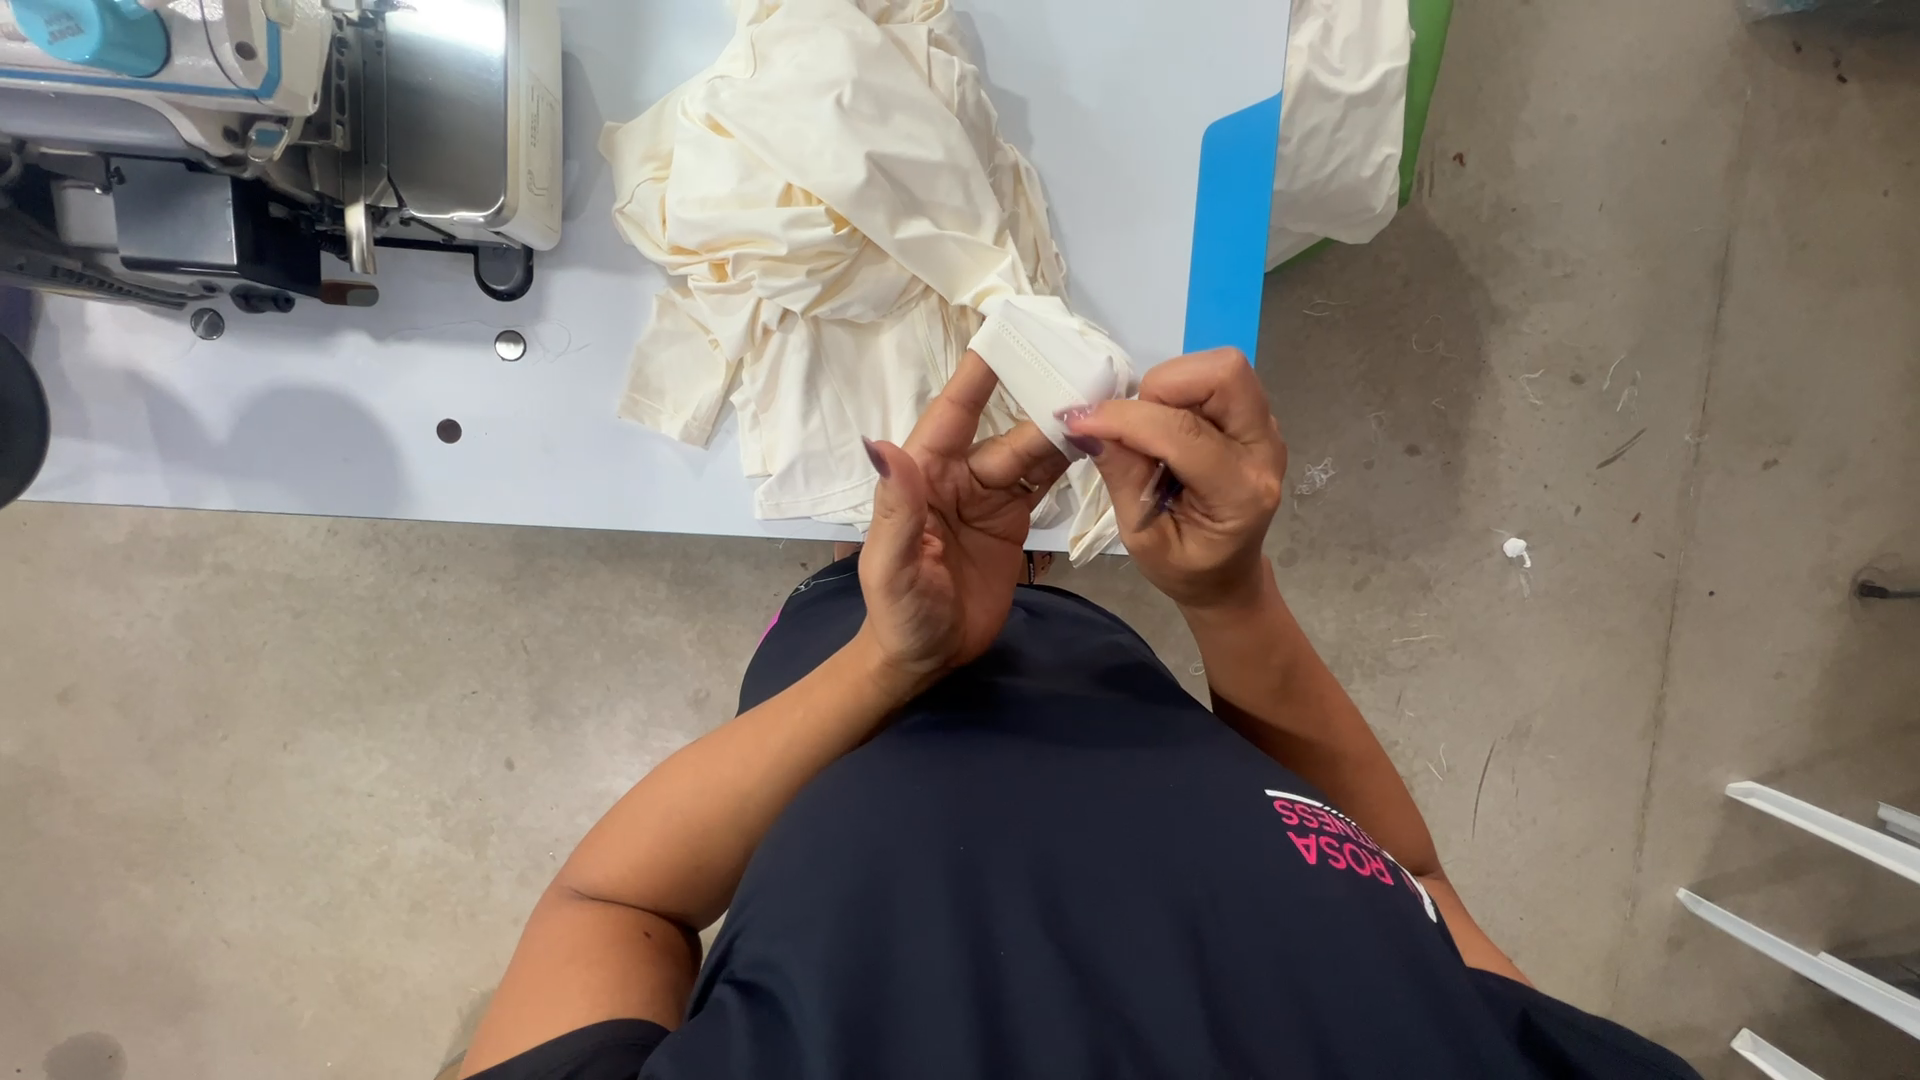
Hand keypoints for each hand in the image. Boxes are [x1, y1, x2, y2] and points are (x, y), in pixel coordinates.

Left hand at [856, 351, 1069, 689]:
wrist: (927, 656)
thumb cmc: (899, 611)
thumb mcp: (892, 565)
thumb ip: (896, 508)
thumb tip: (883, 445)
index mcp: (924, 477)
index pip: (951, 414)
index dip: (977, 376)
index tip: (1006, 332)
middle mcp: (958, 477)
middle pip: (1006, 434)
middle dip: (1043, 404)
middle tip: (1088, 372)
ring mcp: (989, 498)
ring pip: (1030, 454)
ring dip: (1063, 431)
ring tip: (1107, 404)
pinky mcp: (1014, 521)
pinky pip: (1042, 483)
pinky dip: (1068, 463)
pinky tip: (1098, 443)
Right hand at [1064, 348, 1286, 611]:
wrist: (1226, 577)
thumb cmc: (1185, 567)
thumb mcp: (1142, 539)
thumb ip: (1122, 478)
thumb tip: (1090, 426)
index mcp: (1239, 493)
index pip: (1181, 432)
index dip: (1123, 419)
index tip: (1078, 421)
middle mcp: (1264, 450)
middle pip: (1224, 374)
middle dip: (1162, 386)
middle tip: (1134, 424)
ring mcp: (1265, 429)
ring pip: (1221, 368)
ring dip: (1170, 387)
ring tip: (1149, 430)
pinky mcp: (1255, 418)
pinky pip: (1217, 380)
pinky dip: (1179, 392)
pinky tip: (1164, 429)